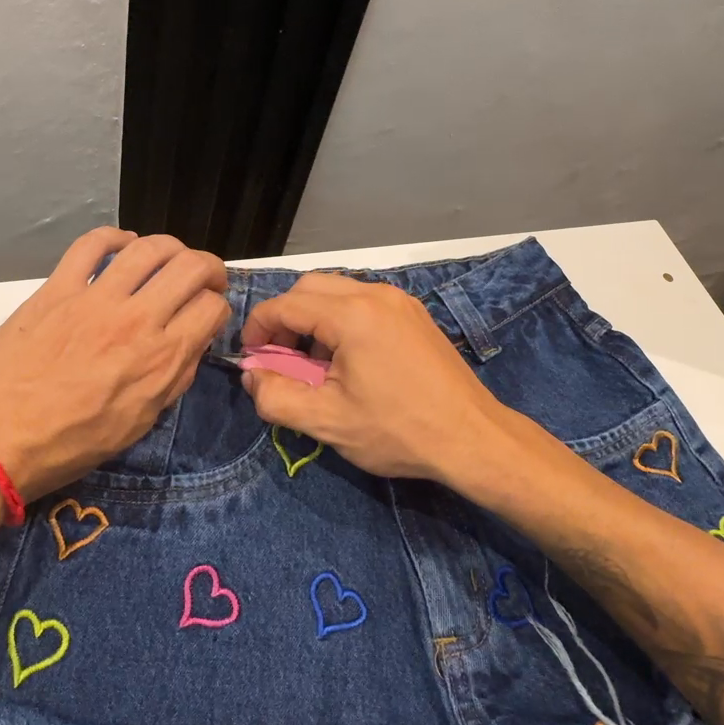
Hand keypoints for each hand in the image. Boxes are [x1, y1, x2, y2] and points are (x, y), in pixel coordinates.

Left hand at [0, 228, 229, 496]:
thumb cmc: (71, 443)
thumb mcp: (139, 423)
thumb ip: (173, 377)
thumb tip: (192, 341)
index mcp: (160, 359)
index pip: (211, 308)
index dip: (218, 308)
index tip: (208, 315)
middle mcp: (135, 320)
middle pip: (191, 268)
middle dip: (209, 269)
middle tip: (204, 280)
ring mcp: (94, 299)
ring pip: (150, 248)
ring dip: (171, 248)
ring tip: (170, 259)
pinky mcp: (57, 288)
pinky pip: (92, 244)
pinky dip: (116, 238)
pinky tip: (123, 246)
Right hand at [240, 274, 511, 485]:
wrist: (473, 438)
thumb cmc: (398, 431)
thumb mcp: (327, 421)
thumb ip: (276, 396)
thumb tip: (251, 376)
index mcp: (351, 315)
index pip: (285, 304)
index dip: (258, 328)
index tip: (251, 359)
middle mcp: (375, 294)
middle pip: (310, 286)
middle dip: (286, 318)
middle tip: (281, 359)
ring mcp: (400, 301)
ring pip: (338, 291)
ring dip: (314, 319)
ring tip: (313, 365)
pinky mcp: (414, 315)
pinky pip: (364, 301)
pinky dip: (342, 320)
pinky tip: (347, 361)